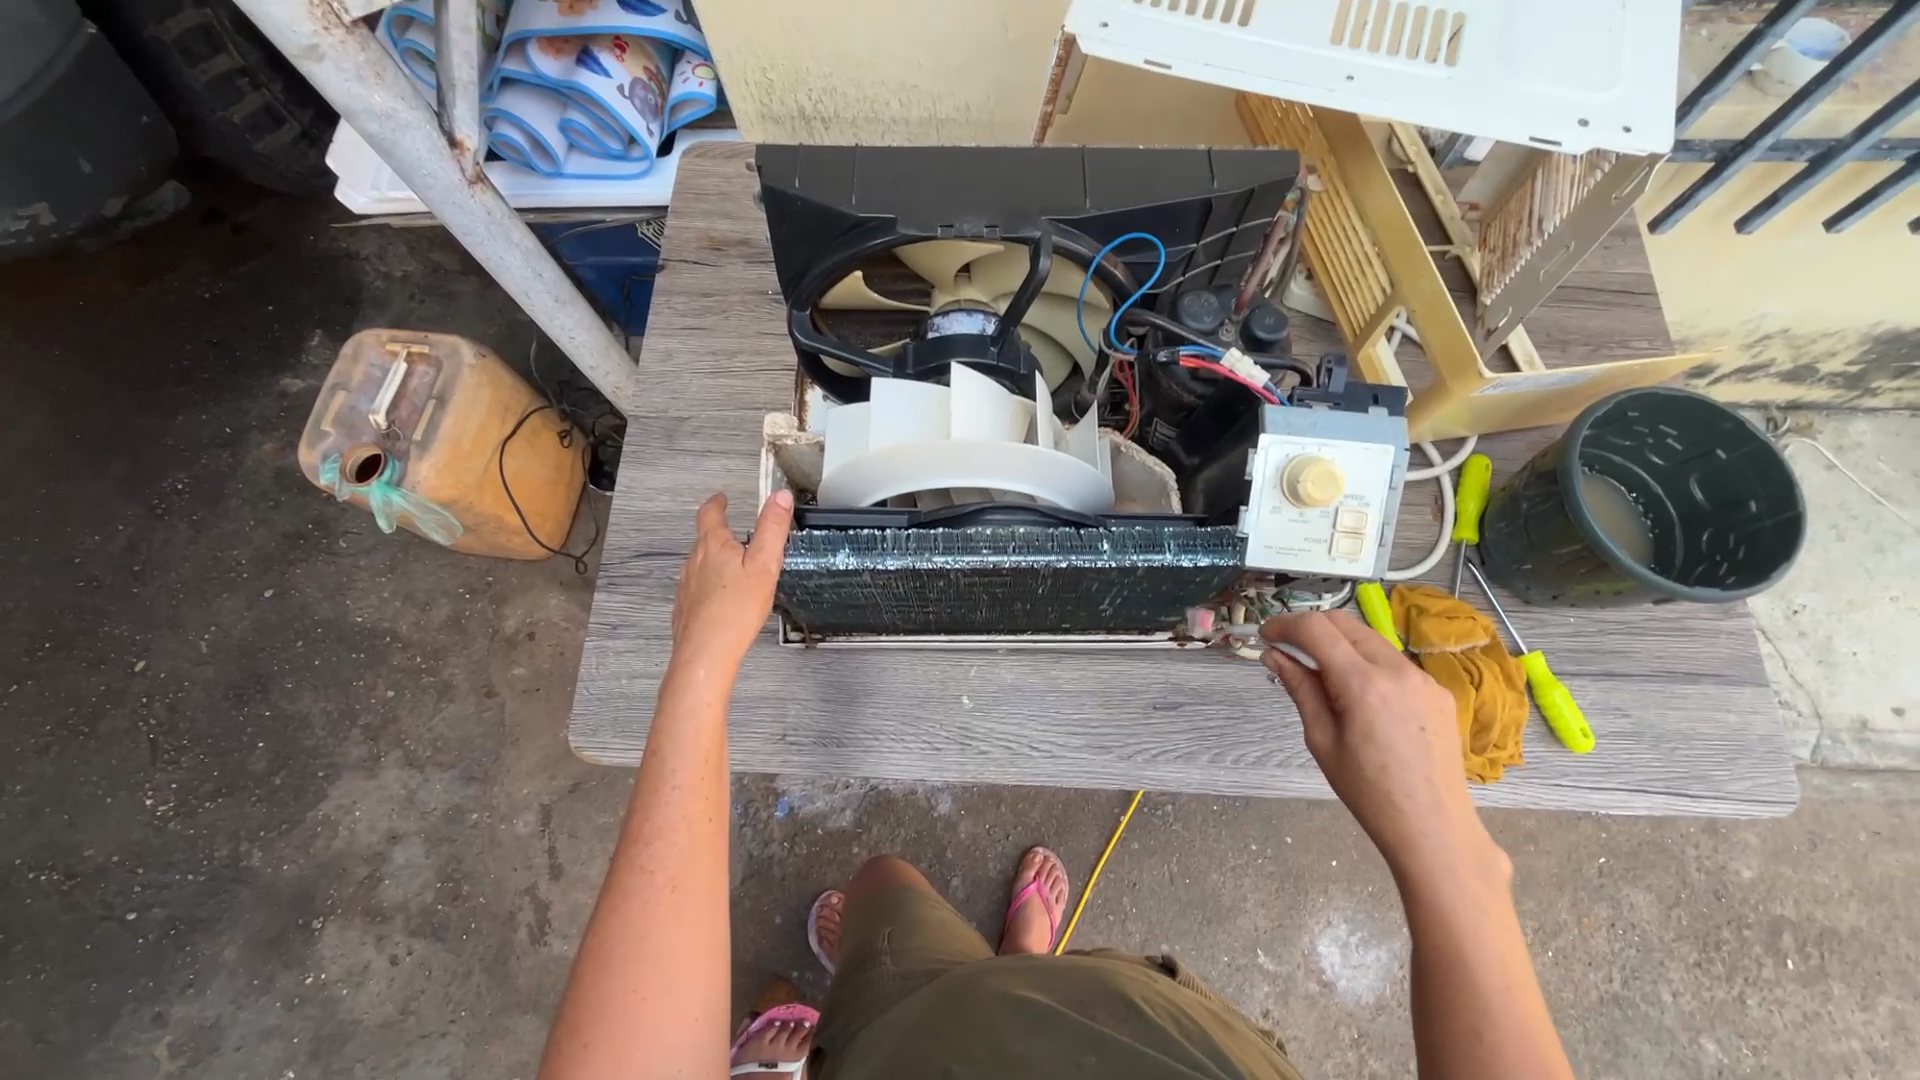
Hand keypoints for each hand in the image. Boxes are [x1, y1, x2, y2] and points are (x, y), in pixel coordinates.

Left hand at [669, 491, 793, 673]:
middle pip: (705, 539)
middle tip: (737, 535)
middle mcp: (695, 561)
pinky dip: (712, 587)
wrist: (706, 653)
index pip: (711, 513)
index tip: (722, 498)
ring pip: (702, 564)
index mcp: (714, 545)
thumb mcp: (764, 564)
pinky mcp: (686, 606)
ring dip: (717, 561)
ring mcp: (687, 584)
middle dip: (721, 534)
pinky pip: (698, 588)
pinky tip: (726, 600)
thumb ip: (773, 528)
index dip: (717, 503)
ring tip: (737, 569)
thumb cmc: (735, 611)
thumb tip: (780, 497)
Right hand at [1260, 611, 1503, 888]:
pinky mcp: (1437, 690)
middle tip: (1284, 647)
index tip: (1265, 635)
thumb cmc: (1368, 792)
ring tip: (1317, 671)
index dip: (1284, 624)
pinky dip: (1364, 660)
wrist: (1433, 826)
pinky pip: (1392, 661)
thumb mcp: (1321, 740)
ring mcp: (1423, 678)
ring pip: (1369, 638)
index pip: (1316, 629)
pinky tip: (1355, 692)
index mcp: (1363, 684)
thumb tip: (1275, 655)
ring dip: (1337, 642)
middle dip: (1309, 626)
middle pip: (1344, 623)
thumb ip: (1301, 689)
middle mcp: (1397, 670)